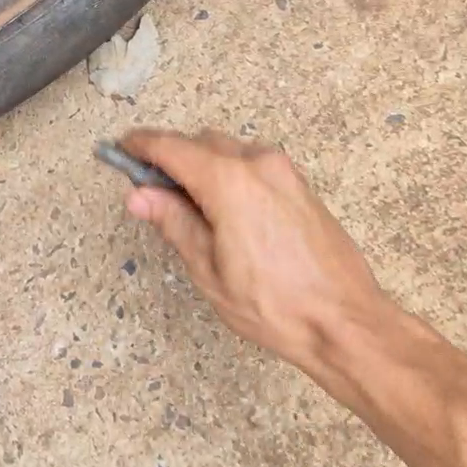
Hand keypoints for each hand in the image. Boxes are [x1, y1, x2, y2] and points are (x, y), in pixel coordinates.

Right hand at [119, 131, 394, 373]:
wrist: (346, 323)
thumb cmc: (275, 305)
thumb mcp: (208, 269)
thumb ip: (172, 221)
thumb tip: (139, 195)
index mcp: (229, 181)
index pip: (171, 147)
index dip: (140, 145)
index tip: (120, 148)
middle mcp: (258, 163)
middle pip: (199, 143)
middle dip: (170, 158)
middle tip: (147, 188)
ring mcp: (283, 171)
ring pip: (226, 151)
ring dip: (200, 165)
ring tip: (184, 205)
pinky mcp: (298, 185)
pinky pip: (250, 164)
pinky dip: (226, 173)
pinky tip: (221, 209)